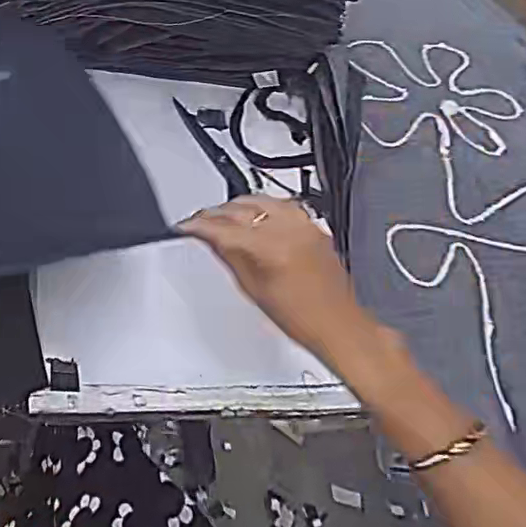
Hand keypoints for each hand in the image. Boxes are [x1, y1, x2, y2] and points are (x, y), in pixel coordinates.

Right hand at [179, 195, 369, 359]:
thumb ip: (228, 255)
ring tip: (221, 217)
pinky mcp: (313, 226)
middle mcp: (290, 230)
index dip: (199, 226)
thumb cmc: (303, 318)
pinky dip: (260, 206)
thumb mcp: (252, 288)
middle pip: (239, 209)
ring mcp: (304, 225)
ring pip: (258, 200)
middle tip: (199, 223)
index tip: (186, 226)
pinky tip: (251, 214)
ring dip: (236, 207)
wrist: (339, 326)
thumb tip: (209, 238)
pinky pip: (280, 204)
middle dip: (214, 214)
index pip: (223, 227)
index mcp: (272, 247)